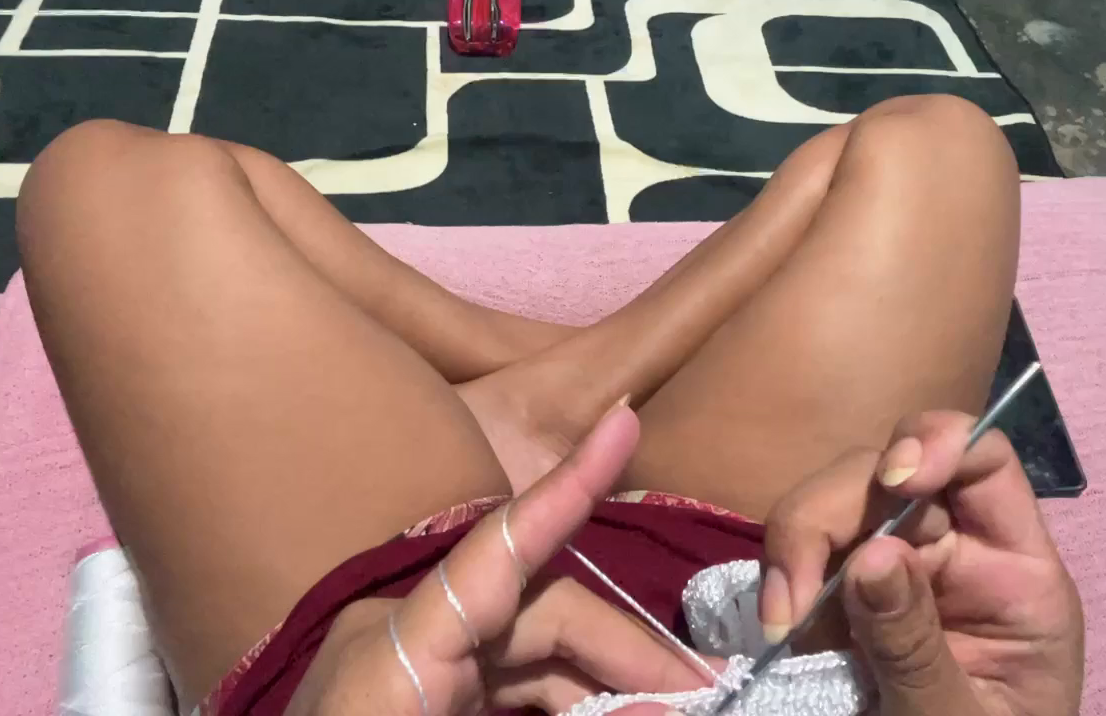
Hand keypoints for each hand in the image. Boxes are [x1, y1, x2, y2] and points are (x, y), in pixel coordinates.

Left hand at [287, 403, 714, 715]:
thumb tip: (658, 711)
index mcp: (399, 650)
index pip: (498, 548)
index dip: (568, 482)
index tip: (624, 420)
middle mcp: (417, 636)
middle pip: (544, 609)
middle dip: (629, 647)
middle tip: (707, 695)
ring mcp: (426, 663)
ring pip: (539, 647)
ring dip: (608, 681)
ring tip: (674, 709)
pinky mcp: (435, 690)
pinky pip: (518, 680)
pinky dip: (571, 700)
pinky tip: (615, 714)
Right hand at [759, 412, 1083, 715]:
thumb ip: (918, 650)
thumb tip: (870, 556)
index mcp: (1010, 568)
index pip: (983, 461)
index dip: (938, 442)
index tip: (896, 480)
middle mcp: (946, 544)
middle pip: (879, 471)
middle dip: (829, 514)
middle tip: (795, 598)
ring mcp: (886, 558)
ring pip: (830, 500)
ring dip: (794, 544)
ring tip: (781, 625)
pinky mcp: (836, 581)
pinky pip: (801, 546)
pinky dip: (781, 572)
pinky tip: (778, 624)